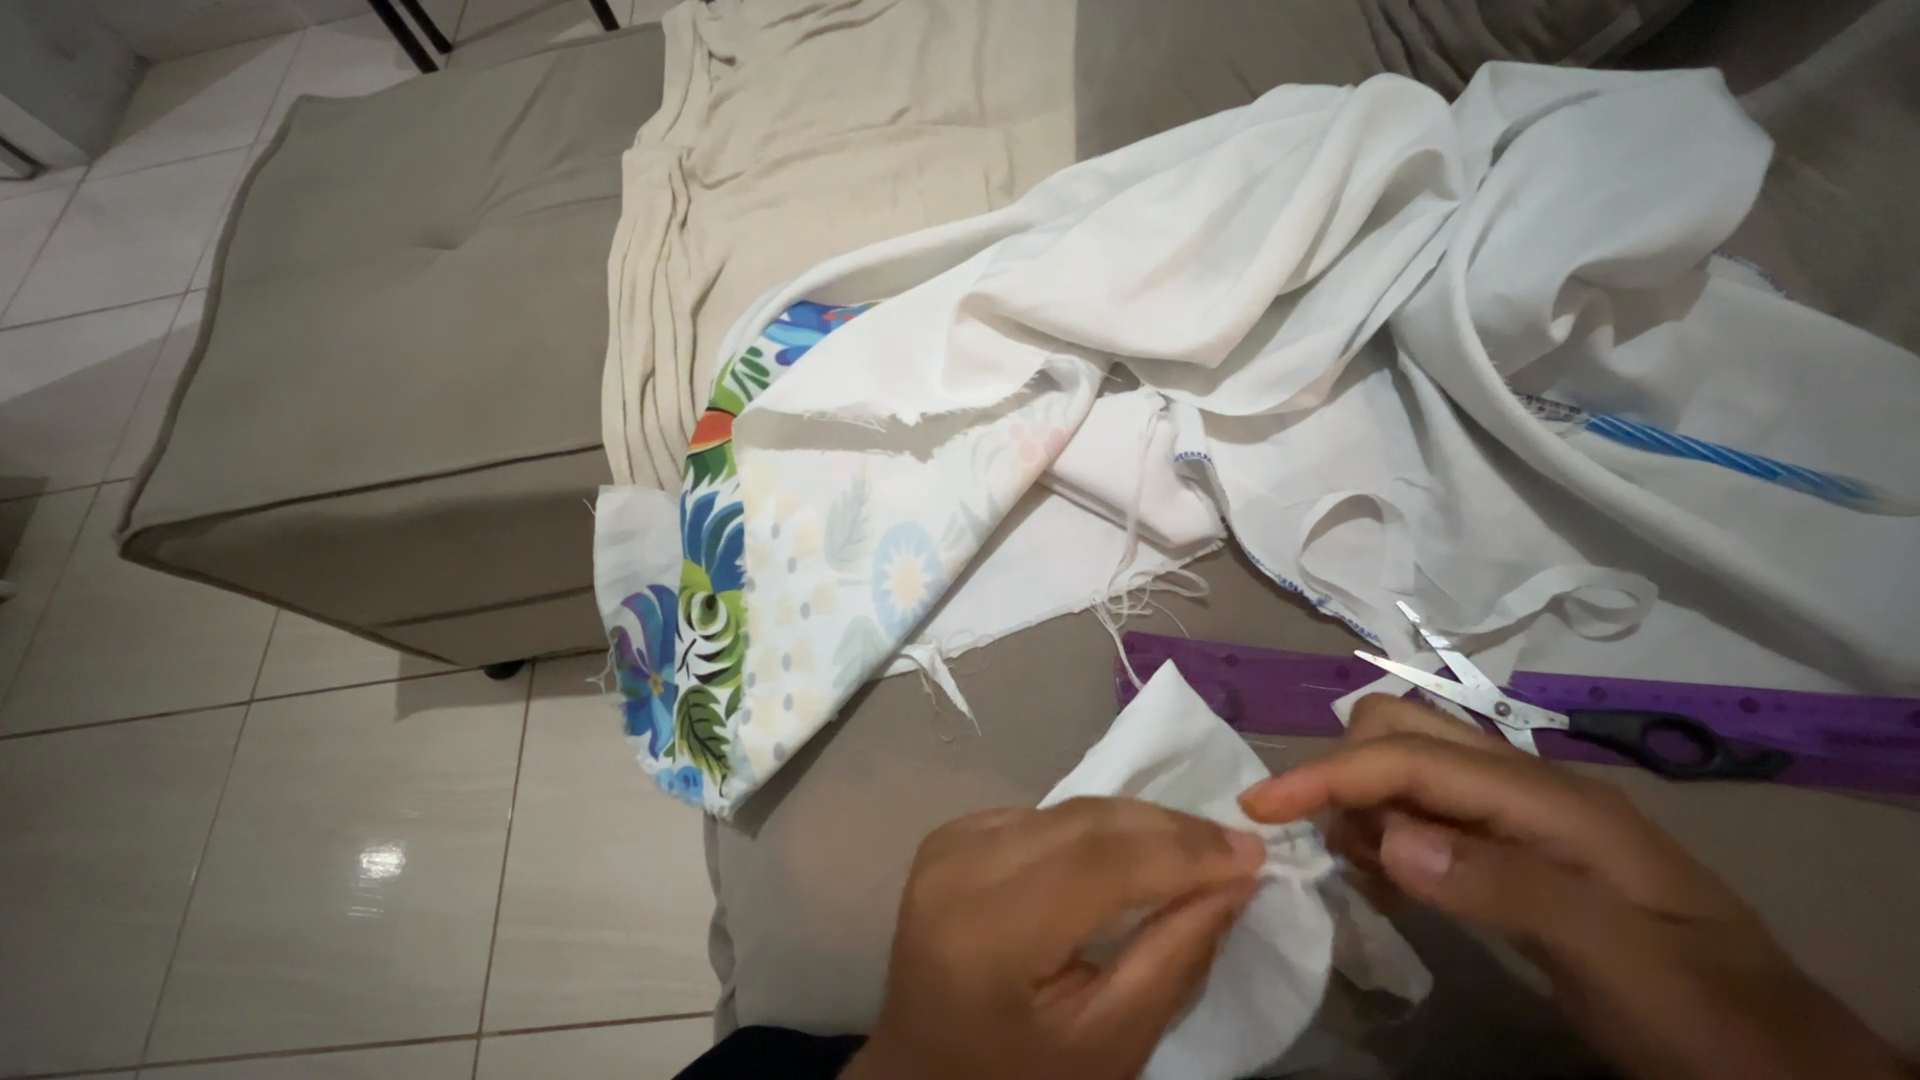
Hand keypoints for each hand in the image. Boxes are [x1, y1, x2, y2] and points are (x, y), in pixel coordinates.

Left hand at [841, 797, 1265, 1079]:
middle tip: (1235, 846)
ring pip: (1065, 809)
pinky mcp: (948, 835)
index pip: (1099, 862)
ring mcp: (947, 845)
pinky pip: (1040, 815)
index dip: (1181, 849)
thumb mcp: (1113, 1041)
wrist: (926, 1068)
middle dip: (1168, 829)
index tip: (1252, 852)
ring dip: (1136, 824)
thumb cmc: (1023, 1074)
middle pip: (1083, 822)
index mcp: (989, 932)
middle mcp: (958, 869)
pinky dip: (1092, 828)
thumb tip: (1235, 874)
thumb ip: (1176, 954)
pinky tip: (1126, 851)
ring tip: (1195, 847)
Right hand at [1240, 694, 1906, 1079]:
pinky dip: (1387, 835)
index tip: (1259, 809)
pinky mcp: (1510, 847)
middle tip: (1336, 850)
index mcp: (1550, 799)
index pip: (1410, 757)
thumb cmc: (1710, 1015)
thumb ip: (1505, 888)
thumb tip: (1387, 837)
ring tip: (1366, 874)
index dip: (1327, 774)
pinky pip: (1422, 813)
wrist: (1787, 1066)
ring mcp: (1520, 816)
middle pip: (1403, 731)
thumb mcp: (1618, 961)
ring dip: (1363, 806)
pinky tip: (1395, 883)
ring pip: (1405, 767)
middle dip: (1344, 775)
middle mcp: (1528, 787)